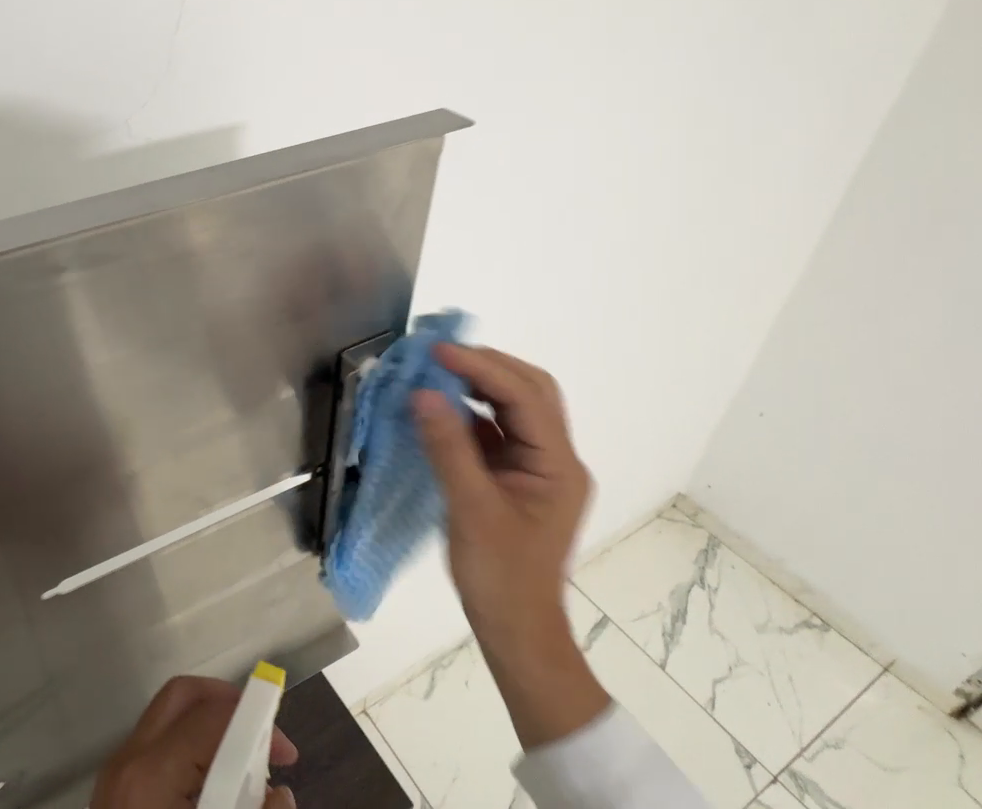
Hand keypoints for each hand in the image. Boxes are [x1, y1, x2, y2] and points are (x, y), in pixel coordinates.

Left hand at [92, 676, 298, 807]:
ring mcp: (115, 777)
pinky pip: (158, 751)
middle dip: (228, 704)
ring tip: (244, 771)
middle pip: (182, 696)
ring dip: (210, 730)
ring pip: (168, 721)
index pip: (211, 714)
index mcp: (152, 773)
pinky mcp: (114, 795)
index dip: (257, 721)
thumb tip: (279, 795)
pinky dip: (190, 756)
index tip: (286, 753)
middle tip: (263, 735)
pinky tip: (215, 794)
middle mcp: (127, 761)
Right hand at [414, 345, 609, 747]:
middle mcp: (556, 459)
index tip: (438, 352)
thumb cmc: (499, 576)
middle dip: (487, 367)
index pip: (525, 397)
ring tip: (436, 373)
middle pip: (530, 392)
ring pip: (514, 410)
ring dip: (479, 387)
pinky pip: (497, 433)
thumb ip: (448, 447)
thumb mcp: (470, 510)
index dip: (482, 367)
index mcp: (558, 465)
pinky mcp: (517, 480)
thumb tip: (423, 394)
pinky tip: (440, 411)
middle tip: (439, 355)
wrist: (516, 630)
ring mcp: (537, 469)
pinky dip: (470, 415)